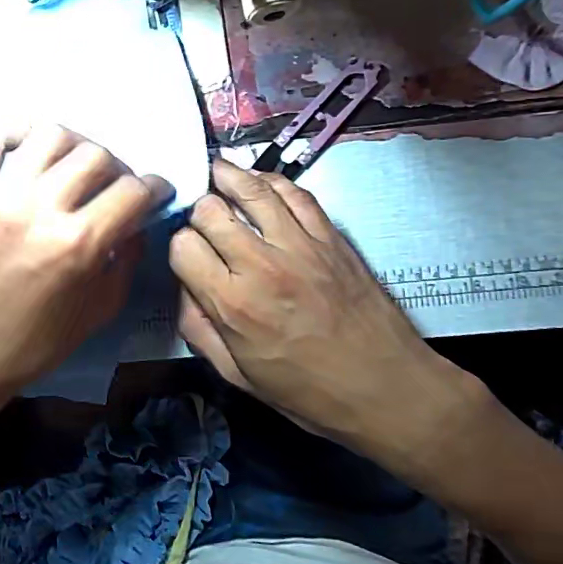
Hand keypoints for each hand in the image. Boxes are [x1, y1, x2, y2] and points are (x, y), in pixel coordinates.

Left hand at [0, 126, 171, 422]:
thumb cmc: (37, 341)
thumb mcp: (102, 308)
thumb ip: (128, 257)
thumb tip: (138, 221)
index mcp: (76, 243)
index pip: (132, 191)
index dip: (156, 188)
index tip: (158, 193)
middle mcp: (38, 208)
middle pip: (97, 156)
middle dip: (120, 170)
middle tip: (118, 189)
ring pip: (52, 135)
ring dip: (78, 148)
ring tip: (78, 170)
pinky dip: (23, 136)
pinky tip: (36, 156)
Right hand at [168, 160, 484, 470]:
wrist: (384, 385)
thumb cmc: (309, 392)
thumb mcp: (239, 376)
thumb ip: (201, 330)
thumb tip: (185, 289)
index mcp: (233, 305)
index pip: (183, 246)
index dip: (178, 245)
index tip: (187, 252)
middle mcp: (261, 266)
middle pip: (211, 209)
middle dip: (198, 208)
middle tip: (201, 215)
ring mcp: (300, 245)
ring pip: (252, 189)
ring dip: (228, 176)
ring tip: (218, 171)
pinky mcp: (331, 236)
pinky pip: (296, 193)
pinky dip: (273, 182)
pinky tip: (262, 182)